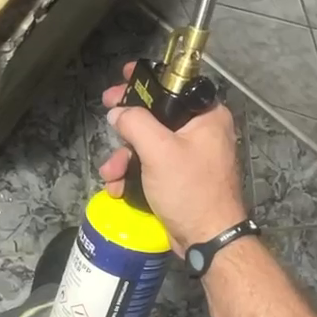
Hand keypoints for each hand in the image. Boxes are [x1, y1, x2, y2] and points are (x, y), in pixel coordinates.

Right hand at [98, 63, 247, 255]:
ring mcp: (191, 157)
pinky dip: (133, 174)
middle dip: (128, 127)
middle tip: (108, 117)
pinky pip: (152, 166)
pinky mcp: (180, 179)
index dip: (148, 80)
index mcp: (207, 117)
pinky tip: (117, 188)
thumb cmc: (190, 189)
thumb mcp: (159, 150)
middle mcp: (202, 132)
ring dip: (125, 158)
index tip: (124, 76)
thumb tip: (118, 112)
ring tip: (111, 173)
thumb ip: (135, 123)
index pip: (176, 85)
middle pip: (157, 116)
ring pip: (149, 144)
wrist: (207, 239)